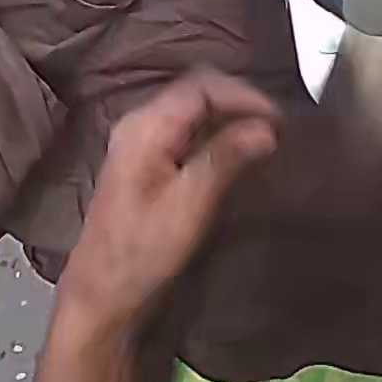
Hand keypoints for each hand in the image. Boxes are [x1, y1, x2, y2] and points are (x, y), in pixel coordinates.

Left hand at [56, 72, 278, 338]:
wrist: (104, 293)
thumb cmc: (143, 251)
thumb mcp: (189, 205)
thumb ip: (225, 158)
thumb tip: (266, 128)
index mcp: (146, 127)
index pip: (200, 88)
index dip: (243, 96)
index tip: (278, 119)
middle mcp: (140, 125)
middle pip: (196, 93)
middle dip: (238, 103)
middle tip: (274, 126)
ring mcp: (140, 142)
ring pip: (192, 113)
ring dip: (229, 119)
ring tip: (263, 138)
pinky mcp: (146, 162)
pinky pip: (186, 132)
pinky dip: (216, 135)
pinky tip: (236, 153)